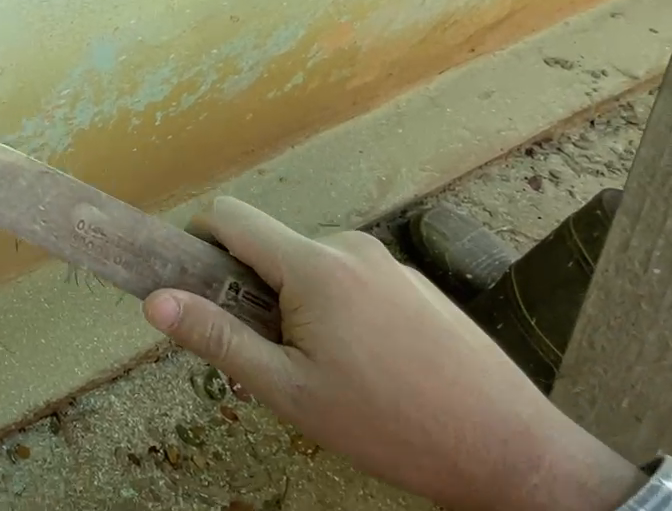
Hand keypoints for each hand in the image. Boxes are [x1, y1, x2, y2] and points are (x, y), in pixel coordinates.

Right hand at [143, 197, 641, 510]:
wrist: (524, 461)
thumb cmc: (396, 427)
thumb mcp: (291, 392)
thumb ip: (218, 338)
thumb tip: (154, 301)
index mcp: (314, 266)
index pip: (227, 216)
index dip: (197, 239)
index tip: (197, 284)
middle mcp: (350, 249)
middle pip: (268, 244)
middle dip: (252, 285)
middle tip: (273, 350)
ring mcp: (390, 264)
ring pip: (309, 262)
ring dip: (296, 297)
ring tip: (328, 363)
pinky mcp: (419, 285)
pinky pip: (352, 277)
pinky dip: (338, 305)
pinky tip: (371, 362)